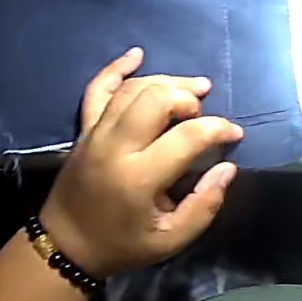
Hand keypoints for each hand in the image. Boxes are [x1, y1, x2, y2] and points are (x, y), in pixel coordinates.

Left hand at [38, 48, 243, 278]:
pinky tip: (137, 54)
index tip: (234, 135)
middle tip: (203, 114)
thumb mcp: (172, 240)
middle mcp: (115, 147)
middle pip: (157, 99)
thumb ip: (205, 205)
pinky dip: (116, 68)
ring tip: (194, 89)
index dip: (219, 129)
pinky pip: (97, 89)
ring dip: (166, 82)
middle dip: (189, 99)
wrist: (66, 246)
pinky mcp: (83, 129)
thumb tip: (227, 167)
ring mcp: (95, 133)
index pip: (187, 136)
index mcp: (139, 178)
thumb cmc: (122, 245)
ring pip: (133, 89)